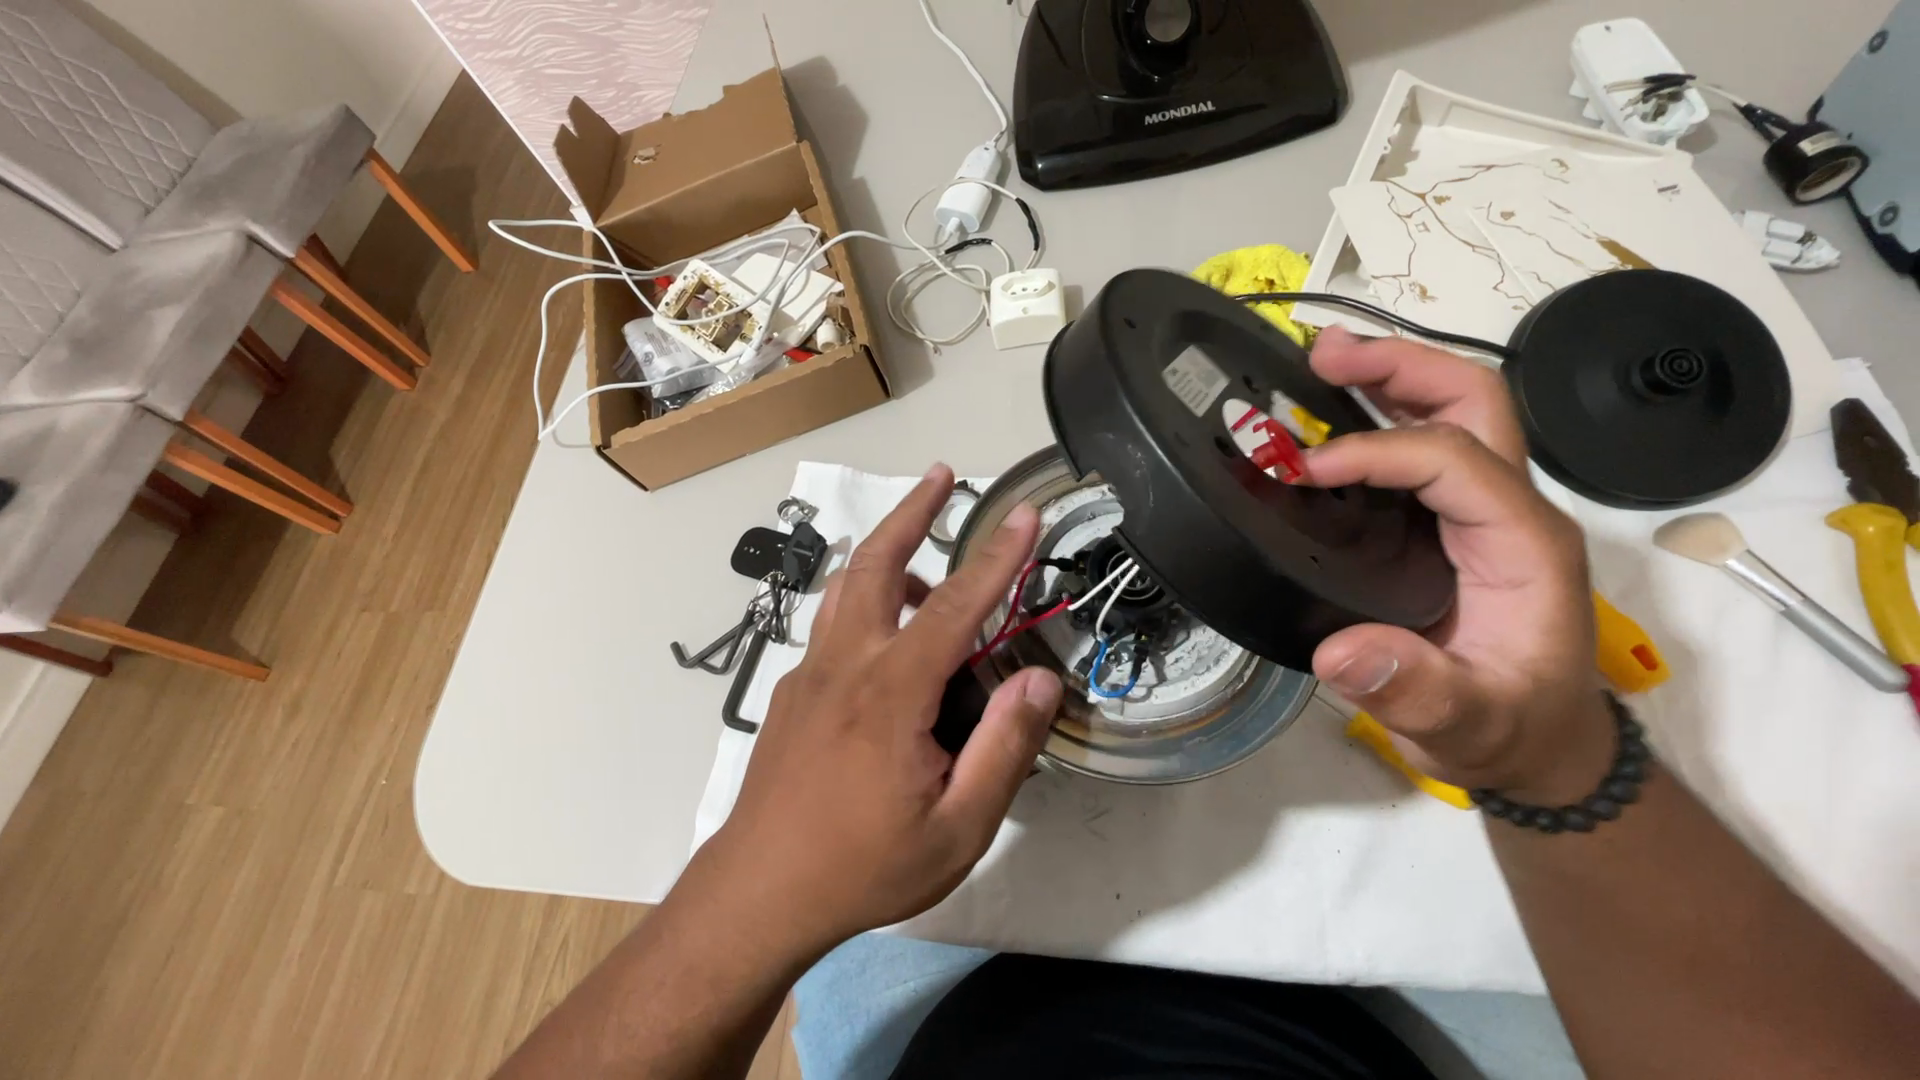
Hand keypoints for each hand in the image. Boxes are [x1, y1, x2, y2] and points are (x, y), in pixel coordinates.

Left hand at [708, 465, 1063, 953]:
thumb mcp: (957, 827)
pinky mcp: (792, 695)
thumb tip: (1039, 680)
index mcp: (891, 691)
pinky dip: (866, 606)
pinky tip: (887, 644)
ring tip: (927, 569)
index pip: (956, 605)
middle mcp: (846, 664)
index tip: (1025, 513)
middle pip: (877, 564)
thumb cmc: (864, 866)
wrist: (758, 895)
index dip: (997, 556)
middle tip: (941, 474)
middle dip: (912, 512)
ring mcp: (810, 676)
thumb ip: (1003, 747)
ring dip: (885, 556)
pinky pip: (833, 629)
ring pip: (846, 590)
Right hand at [1304, 328, 1613, 802]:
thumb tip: (1343, 652)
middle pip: (1472, 401)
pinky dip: (1372, 416)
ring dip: (1387, 377)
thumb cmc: (1508, 731)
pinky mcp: (1449, 522)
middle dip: (1399, 366)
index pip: (1454, 460)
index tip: (1302, 470)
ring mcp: (1483, 511)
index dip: (1377, 450)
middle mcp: (1509, 510)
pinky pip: (1420, 446)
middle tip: (1321, 355)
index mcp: (1522, 545)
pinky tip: (1323, 418)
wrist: (1536, 745)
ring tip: (1316, 364)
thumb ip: (1417, 692)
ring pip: (1452, 409)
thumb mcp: (1466, 725)